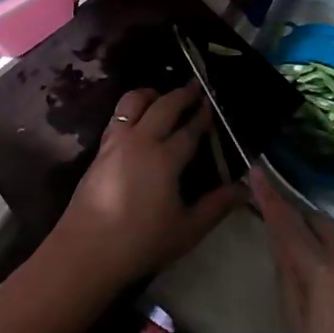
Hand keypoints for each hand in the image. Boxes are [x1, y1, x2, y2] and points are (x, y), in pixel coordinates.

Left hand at [50, 83, 243, 286]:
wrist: (89, 246)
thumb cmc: (142, 241)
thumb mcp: (187, 229)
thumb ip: (216, 206)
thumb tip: (244, 188)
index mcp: (165, 158)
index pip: (189, 130)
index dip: (203, 116)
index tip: (213, 104)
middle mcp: (140, 140)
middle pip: (162, 106)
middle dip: (181, 94)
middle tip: (195, 86)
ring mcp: (116, 140)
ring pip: (133, 101)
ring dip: (151, 94)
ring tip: (163, 96)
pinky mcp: (100, 147)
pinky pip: (118, 114)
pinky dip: (132, 106)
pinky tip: (138, 117)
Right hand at [251, 168, 333, 332]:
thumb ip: (289, 290)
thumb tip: (282, 253)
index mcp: (325, 270)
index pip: (288, 222)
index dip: (269, 196)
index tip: (255, 170)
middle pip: (317, 221)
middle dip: (295, 217)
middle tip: (275, 228)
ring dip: (318, 240)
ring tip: (307, 271)